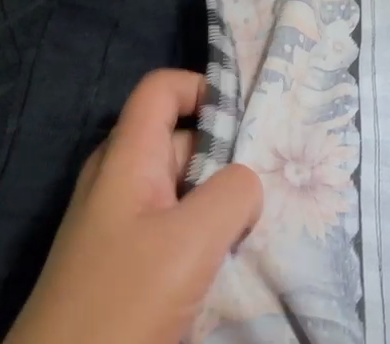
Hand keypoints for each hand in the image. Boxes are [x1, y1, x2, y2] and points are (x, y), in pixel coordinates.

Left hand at [5, 69, 261, 343]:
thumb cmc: (121, 301)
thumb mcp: (190, 242)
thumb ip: (231, 194)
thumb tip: (247, 180)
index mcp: (126, 156)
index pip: (161, 89)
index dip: (203, 89)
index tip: (248, 122)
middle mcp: (119, 179)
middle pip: (179, 139)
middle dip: (225, 155)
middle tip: (271, 182)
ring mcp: (118, 224)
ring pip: (180, 190)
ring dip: (218, 202)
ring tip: (258, 225)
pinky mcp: (123, 265)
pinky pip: (172, 229)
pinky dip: (202, 236)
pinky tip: (229, 262)